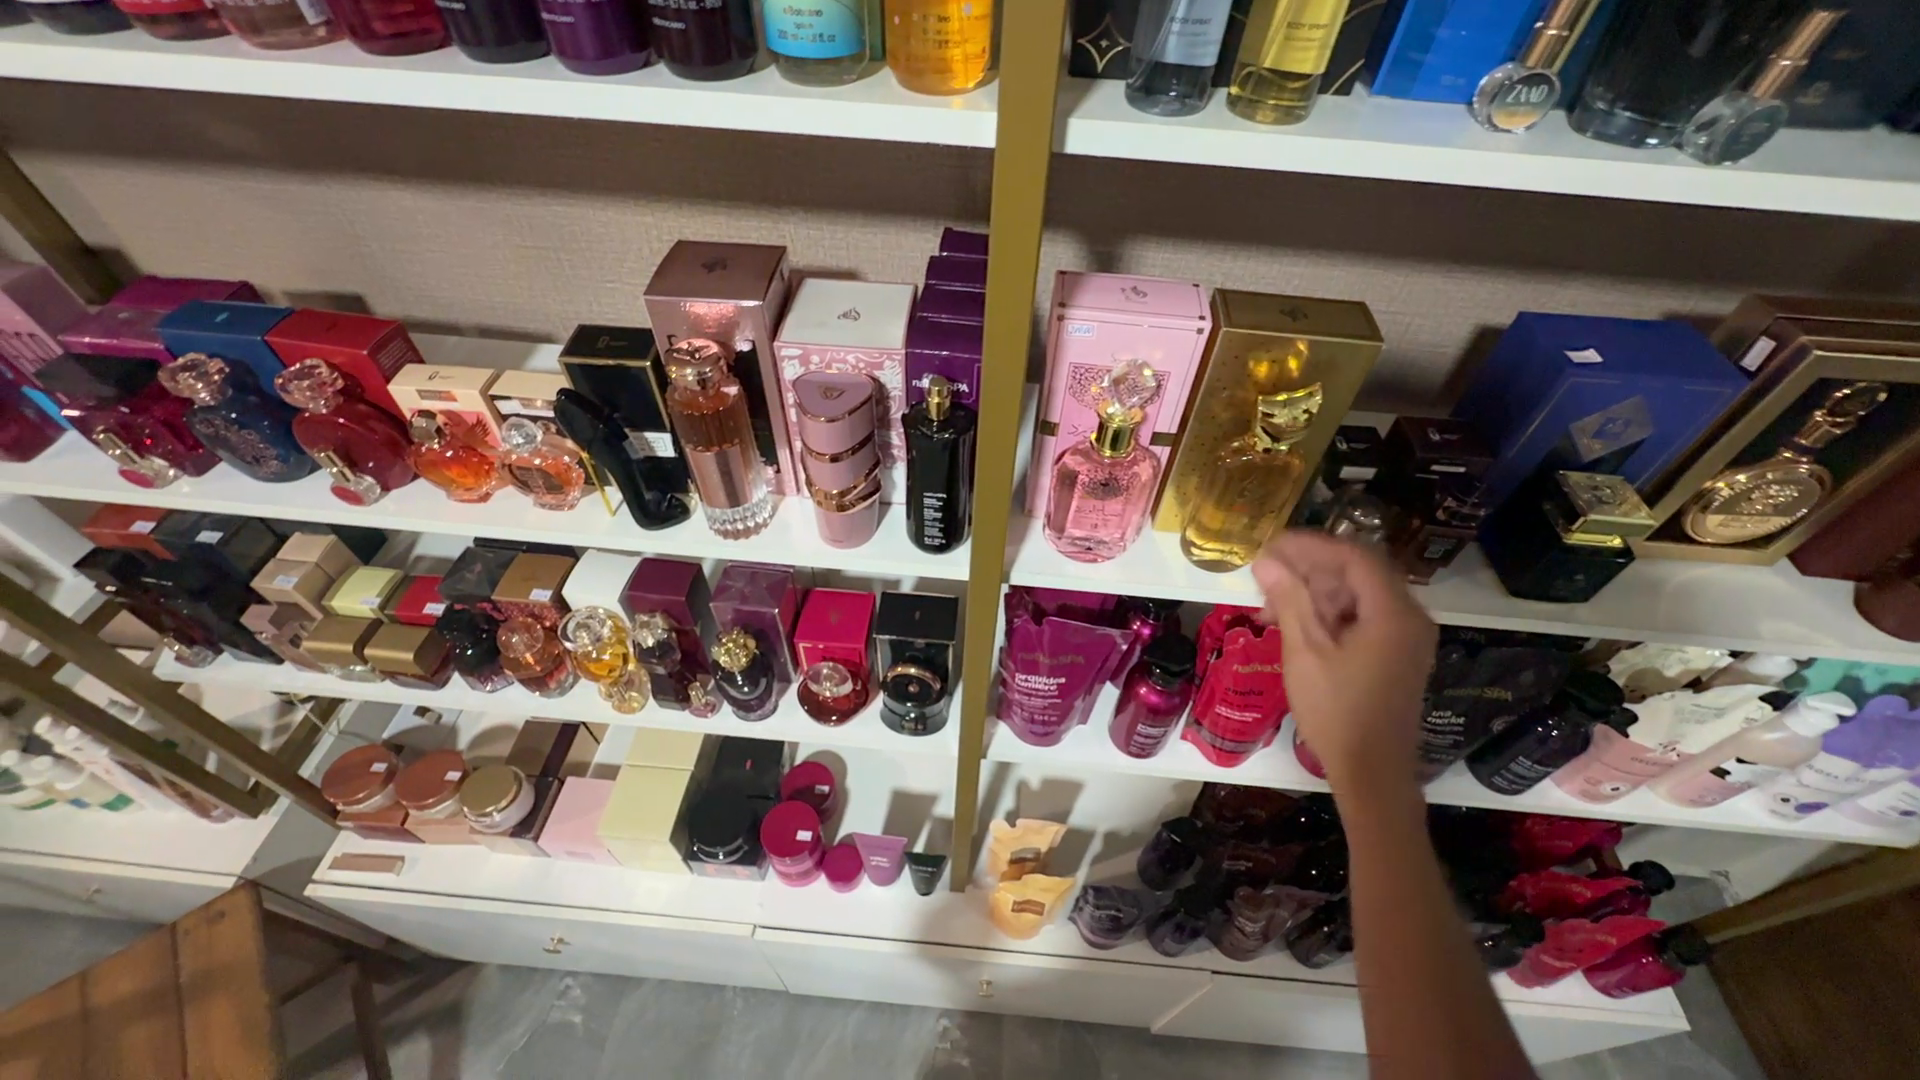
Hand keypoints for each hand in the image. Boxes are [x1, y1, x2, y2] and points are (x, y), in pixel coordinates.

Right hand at [1252, 531, 1435, 789]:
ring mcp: (1408, 638)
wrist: (1372, 773)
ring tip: (1271, 608)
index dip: (1310, 546)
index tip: (1271, 545)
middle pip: (1358, 573)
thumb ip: (1289, 600)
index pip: (1353, 557)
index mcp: (1393, 613)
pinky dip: (1330, 615)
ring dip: (1315, 594)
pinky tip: (1295, 627)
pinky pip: (1364, 618)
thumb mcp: (1305, 652)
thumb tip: (1267, 562)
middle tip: (1265, 577)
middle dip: (1309, 571)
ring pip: (1358, 595)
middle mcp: (1410, 618)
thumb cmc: (1337, 712)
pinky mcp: (1398, 655)